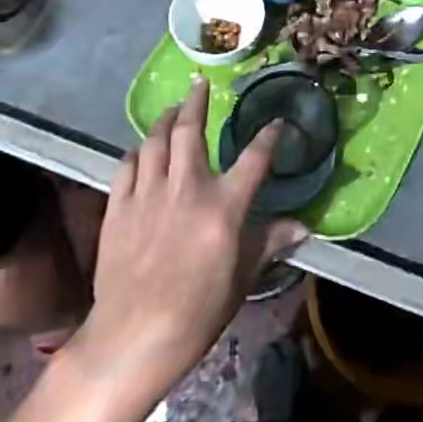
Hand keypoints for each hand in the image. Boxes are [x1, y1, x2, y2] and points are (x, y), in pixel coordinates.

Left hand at [72, 77, 308, 380]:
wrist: (133, 337)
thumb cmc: (198, 311)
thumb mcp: (242, 278)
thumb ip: (269, 243)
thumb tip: (303, 228)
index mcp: (224, 206)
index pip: (254, 158)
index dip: (269, 136)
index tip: (277, 123)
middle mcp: (187, 188)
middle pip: (189, 130)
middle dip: (196, 101)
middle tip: (199, 84)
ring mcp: (149, 195)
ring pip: (155, 141)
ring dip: (164, 119)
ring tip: (171, 110)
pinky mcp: (119, 208)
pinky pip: (127, 165)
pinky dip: (136, 152)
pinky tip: (141, 150)